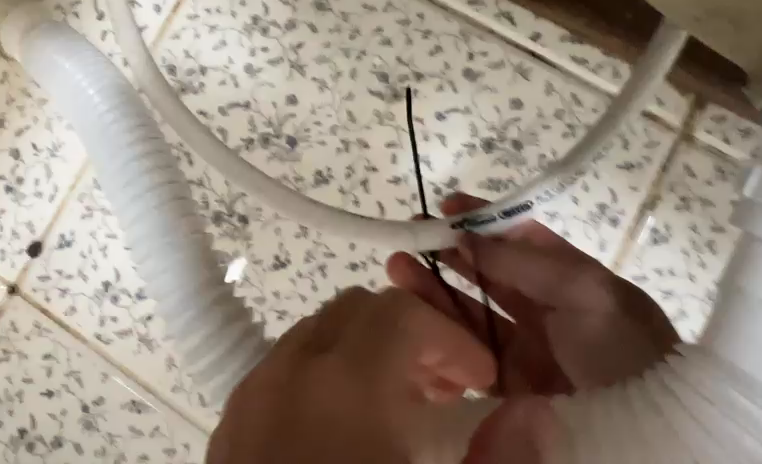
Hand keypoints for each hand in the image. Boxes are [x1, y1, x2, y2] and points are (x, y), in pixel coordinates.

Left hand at [207, 286, 496, 463]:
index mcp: (344, 383)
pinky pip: (278, 372)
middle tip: (448, 393)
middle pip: (352, 312)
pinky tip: (342, 441)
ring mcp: (248, 398)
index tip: (485, 382)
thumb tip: (535, 411)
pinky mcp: (227, 429)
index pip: (399, 312)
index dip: (451, 336)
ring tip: (400, 416)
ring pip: (312, 337)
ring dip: (362, 357)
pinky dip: (319, 380)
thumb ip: (501, 462)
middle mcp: (287, 372)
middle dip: (407, 338)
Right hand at [385, 193, 680, 461]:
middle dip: (448, 250)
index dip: (483, 220)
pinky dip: (440, 333)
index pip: (519, 239)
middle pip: (487, 272)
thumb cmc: (625, 348)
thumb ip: (522, 262)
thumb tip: (466, 234)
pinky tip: (415, 314)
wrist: (650, 430)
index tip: (447, 205)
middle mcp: (546, 309)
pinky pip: (468, 353)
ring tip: (396, 267)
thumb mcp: (584, 290)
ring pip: (470, 310)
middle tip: (409, 235)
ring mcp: (528, 349)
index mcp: (570, 279)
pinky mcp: (512, 387)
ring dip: (433, 287)